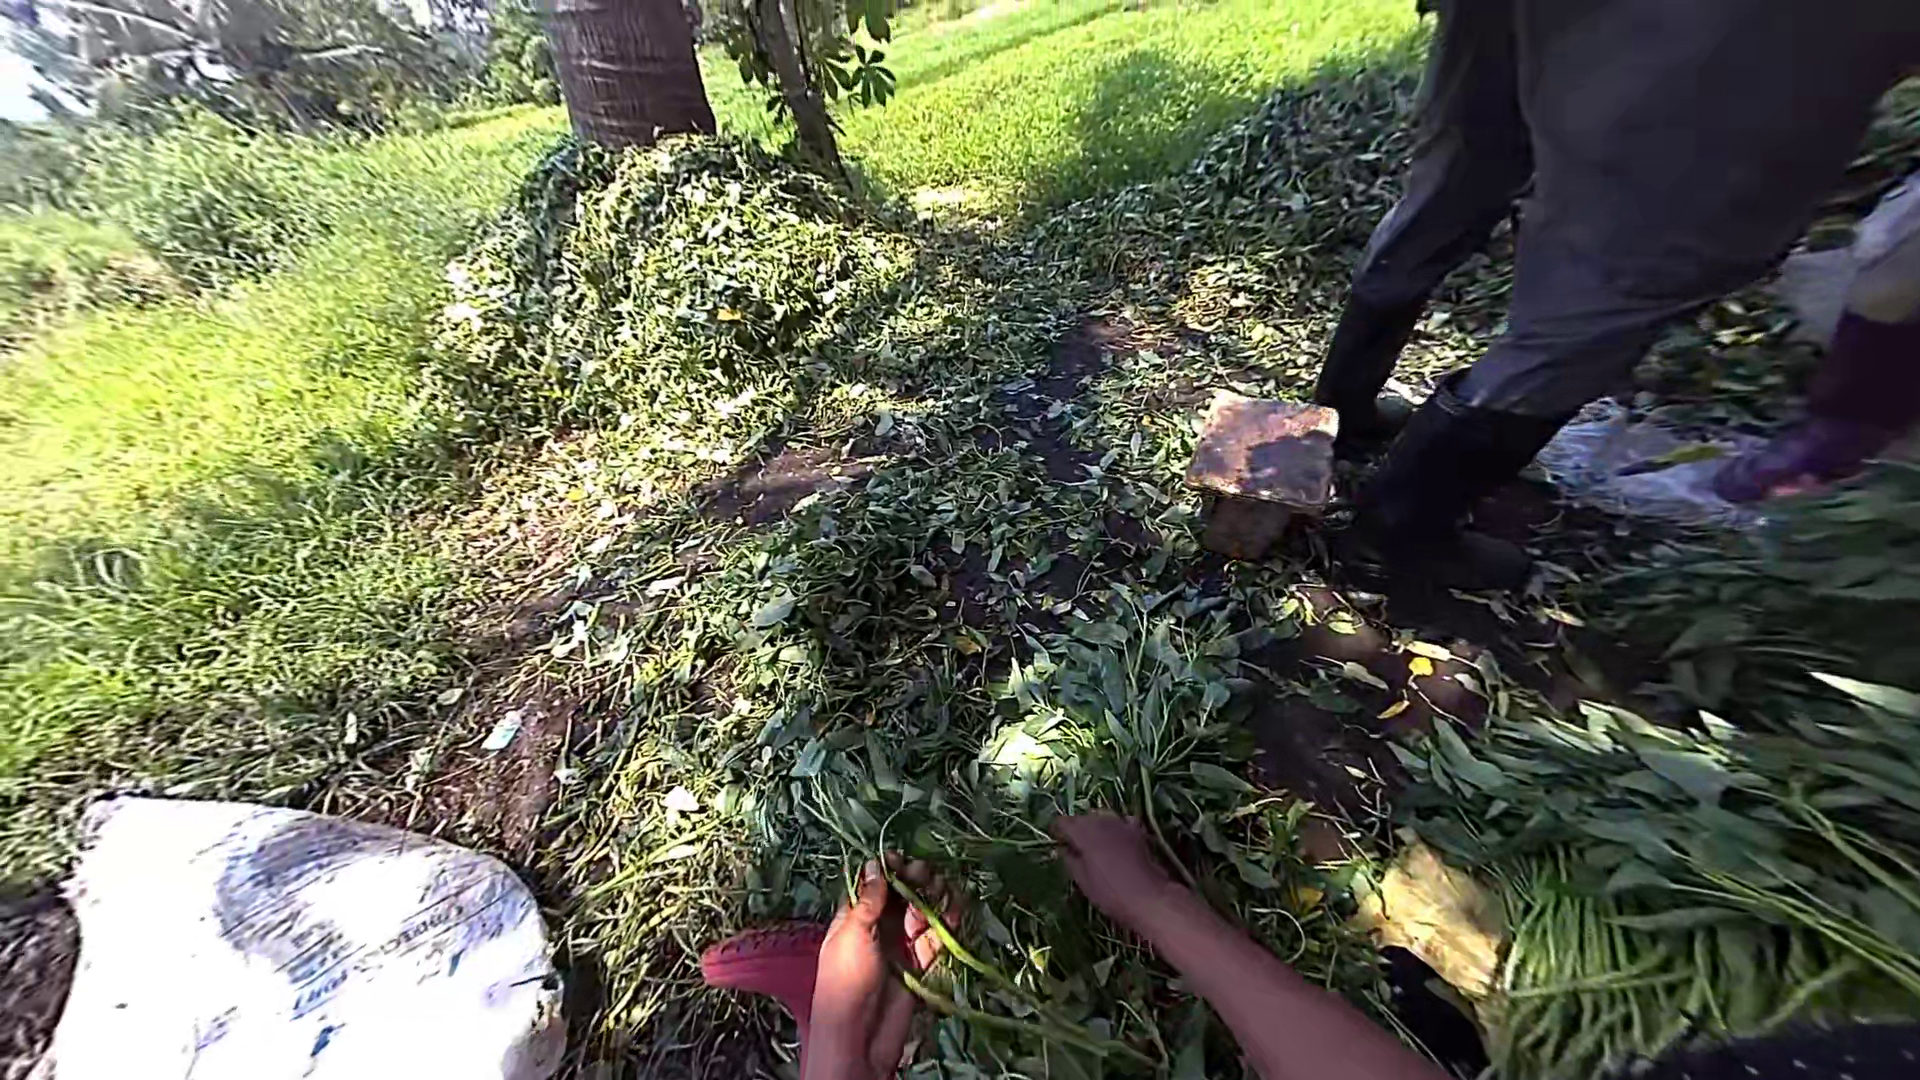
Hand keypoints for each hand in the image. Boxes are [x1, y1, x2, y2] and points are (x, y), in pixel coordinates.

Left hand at [803, 855, 954, 1079]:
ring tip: (941, 894)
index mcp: (858, 914)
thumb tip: (875, 863)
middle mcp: (882, 923)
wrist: (861, 1041)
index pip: (877, 880)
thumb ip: (869, 900)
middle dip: (917, 878)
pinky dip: (949, 921)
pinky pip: (939, 935)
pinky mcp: (922, 961)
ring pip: (925, 908)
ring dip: (936, 896)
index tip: (902, 860)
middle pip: (905, 890)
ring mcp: (903, 942)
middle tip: (923, 876)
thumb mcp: (852, 935)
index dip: (891, 867)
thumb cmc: (846, 982)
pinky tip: (953, 913)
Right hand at [1052, 813, 1183, 932]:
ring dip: (1094, 826)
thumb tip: (1064, 849)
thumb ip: (1070, 860)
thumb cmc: (1111, 893)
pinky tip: (1115, 840)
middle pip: (1081, 817)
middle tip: (1073, 846)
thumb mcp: (1083, 881)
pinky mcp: (1135, 830)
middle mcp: (1100, 820)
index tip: (1057, 843)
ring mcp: (1120, 823)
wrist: (1150, 897)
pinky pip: (1119, 822)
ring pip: (1099, 817)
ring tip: (1094, 844)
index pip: (1062, 822)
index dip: (1057, 831)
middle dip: (1075, 828)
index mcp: (1083, 832)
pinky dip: (1114, 828)